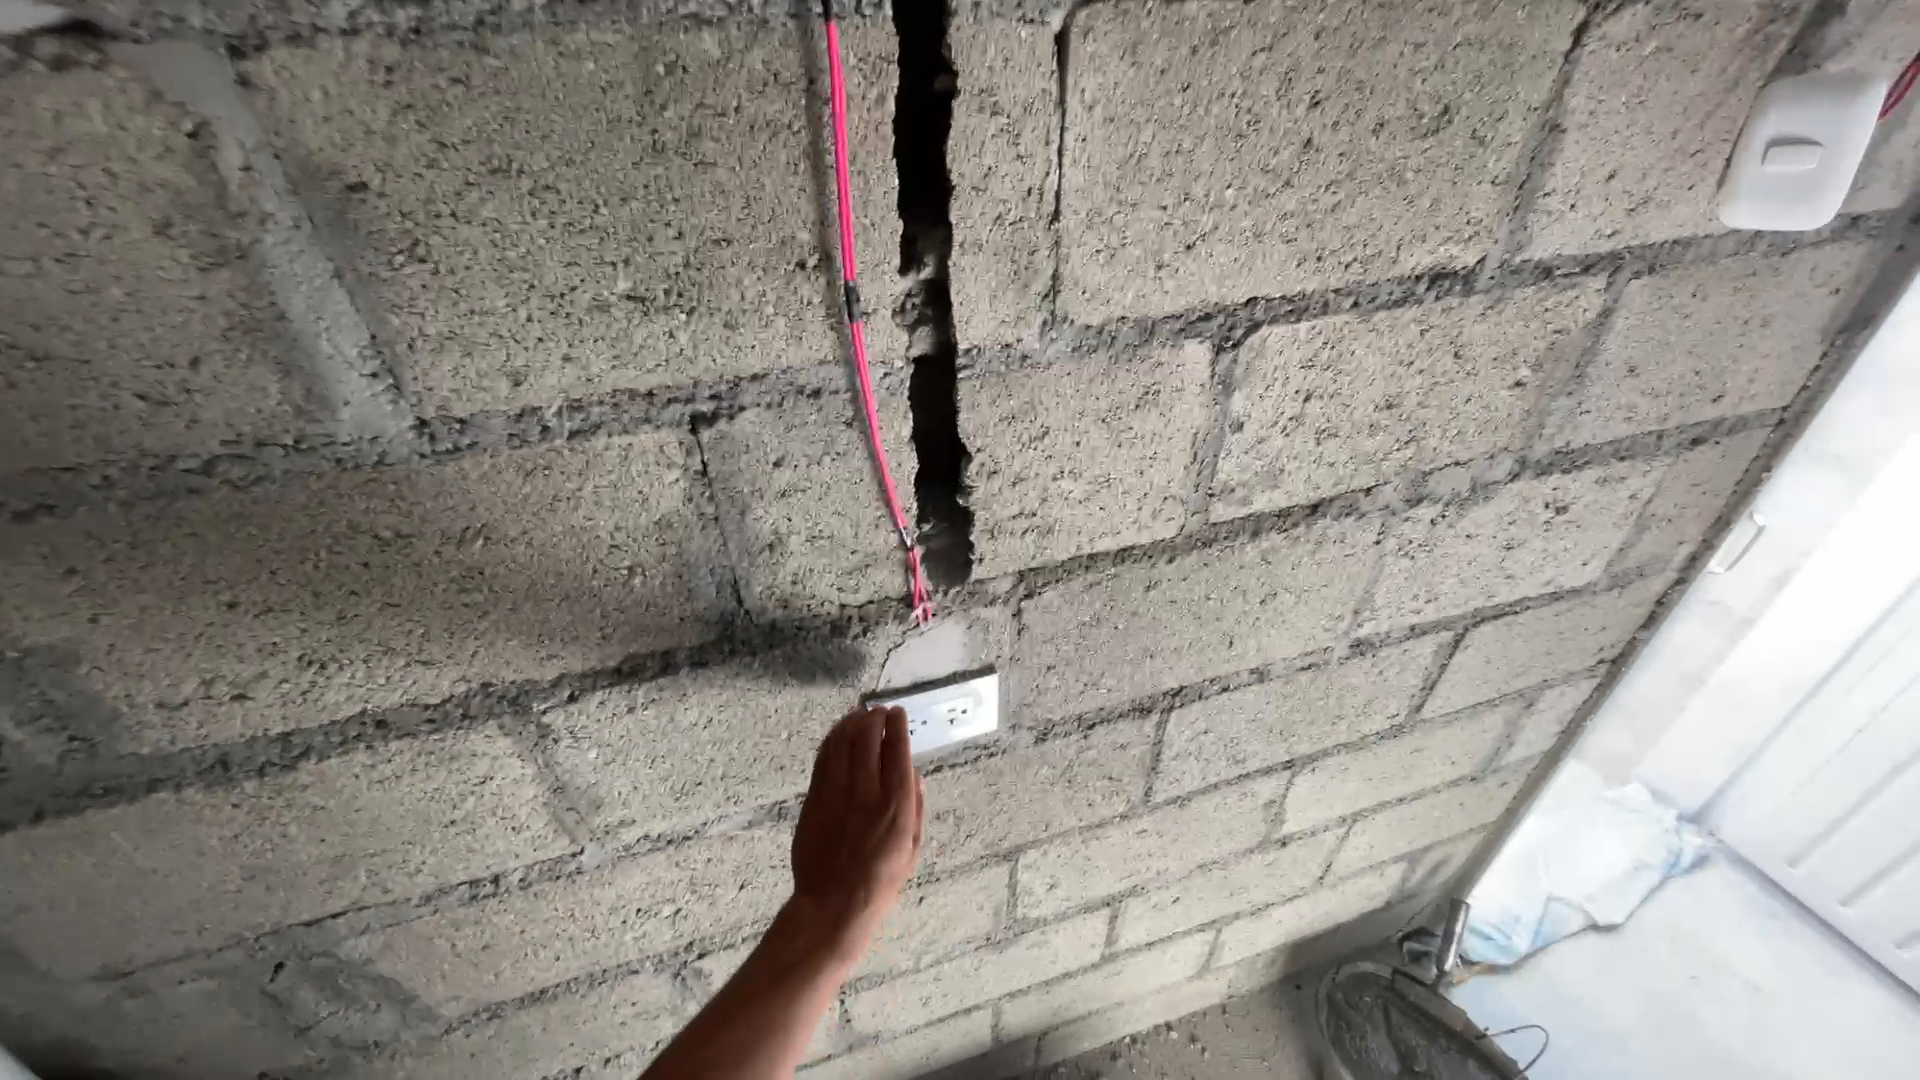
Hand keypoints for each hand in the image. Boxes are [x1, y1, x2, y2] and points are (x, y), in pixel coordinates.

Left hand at [789, 705, 923, 957]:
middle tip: (879, 711)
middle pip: (867, 738)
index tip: (898, 713)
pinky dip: (832, 739)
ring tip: (859, 714)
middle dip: (874, 717)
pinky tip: (838, 733)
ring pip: (842, 742)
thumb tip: (913, 773)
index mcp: (896, 805)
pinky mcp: (814, 799)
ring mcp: (836, 793)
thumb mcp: (912, 847)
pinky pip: (823, 758)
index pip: (897, 749)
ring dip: (851, 722)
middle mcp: (866, 792)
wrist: (833, 904)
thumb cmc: (880, 880)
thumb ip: (916, 806)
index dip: (897, 725)